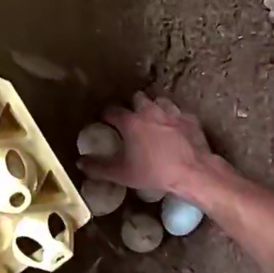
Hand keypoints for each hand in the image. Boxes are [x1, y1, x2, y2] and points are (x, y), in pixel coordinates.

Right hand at [81, 93, 218, 198]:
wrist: (193, 172)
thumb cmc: (154, 172)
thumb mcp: (122, 174)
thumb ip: (98, 167)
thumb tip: (80, 162)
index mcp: (131, 121)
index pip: (112, 110)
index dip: (106, 114)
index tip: (105, 120)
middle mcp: (150, 110)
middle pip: (137, 98)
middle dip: (133, 105)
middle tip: (132, 118)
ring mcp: (172, 112)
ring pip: (160, 101)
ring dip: (155, 107)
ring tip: (154, 120)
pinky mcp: (190, 119)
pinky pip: (179, 113)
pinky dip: (175, 118)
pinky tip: (175, 128)